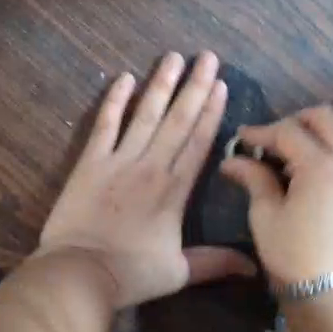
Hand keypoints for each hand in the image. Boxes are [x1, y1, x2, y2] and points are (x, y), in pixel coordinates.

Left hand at [39, 52, 257, 307]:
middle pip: (177, 120)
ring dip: (160, 84)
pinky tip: (124, 78)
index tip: (222, 85)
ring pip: (145, 114)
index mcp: (174, 190)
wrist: (79, 273)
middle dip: (194, 86)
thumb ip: (214, 262)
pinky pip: (105, 124)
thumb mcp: (178, 272)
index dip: (211, 112)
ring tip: (173, 56)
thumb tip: (253, 266)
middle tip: (207, 56)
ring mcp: (118, 161)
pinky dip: (114, 101)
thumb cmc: (131, 274)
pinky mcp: (89, 162)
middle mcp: (151, 167)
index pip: (198, 142)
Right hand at [219, 106, 332, 283]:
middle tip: (265, 142)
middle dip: (291, 122)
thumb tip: (233, 159)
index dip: (260, 131)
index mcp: (321, 166)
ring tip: (276, 159)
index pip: (288, 130)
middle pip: (322, 118)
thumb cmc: (292, 253)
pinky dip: (317, 151)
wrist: (330, 293)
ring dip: (305, 136)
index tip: (238, 140)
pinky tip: (293, 173)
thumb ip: (253, 178)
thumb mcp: (265, 214)